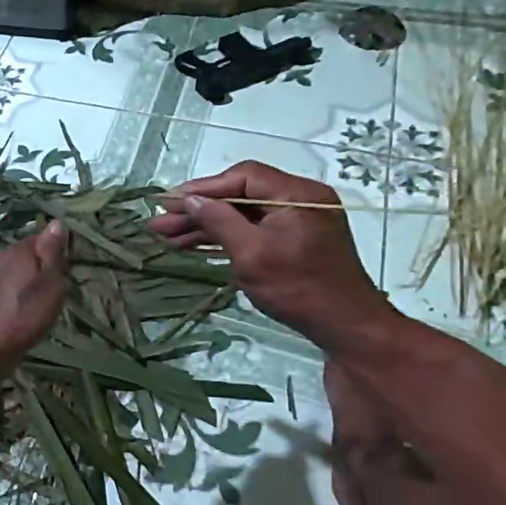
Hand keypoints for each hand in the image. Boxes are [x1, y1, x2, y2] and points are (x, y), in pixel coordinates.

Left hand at [0, 220, 69, 361]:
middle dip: (47, 268)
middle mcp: (2, 258)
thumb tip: (57, 221)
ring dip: (34, 283)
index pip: (44, 237)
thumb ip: (52, 251)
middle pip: (32, 255)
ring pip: (21, 272)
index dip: (59, 251)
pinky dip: (22, 295)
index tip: (70, 270)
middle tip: (61, 289)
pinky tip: (28, 312)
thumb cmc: (27, 313)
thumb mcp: (50, 280)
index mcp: (18, 250)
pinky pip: (12, 288)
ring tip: (46, 303)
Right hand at [149, 161, 394, 340]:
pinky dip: (226, 237)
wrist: (345, 327)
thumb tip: (191, 199)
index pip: (243, 177)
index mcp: (297, 194)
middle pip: (241, 195)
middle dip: (199, 210)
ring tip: (166, 237)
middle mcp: (300, 199)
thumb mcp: (252, 254)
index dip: (203, 188)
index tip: (170, 202)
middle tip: (160, 223)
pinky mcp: (294, 240)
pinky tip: (194, 244)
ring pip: (244, 215)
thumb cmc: (298, 289)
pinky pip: (254, 230)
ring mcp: (299, 220)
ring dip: (207, 225)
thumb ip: (220, 221)